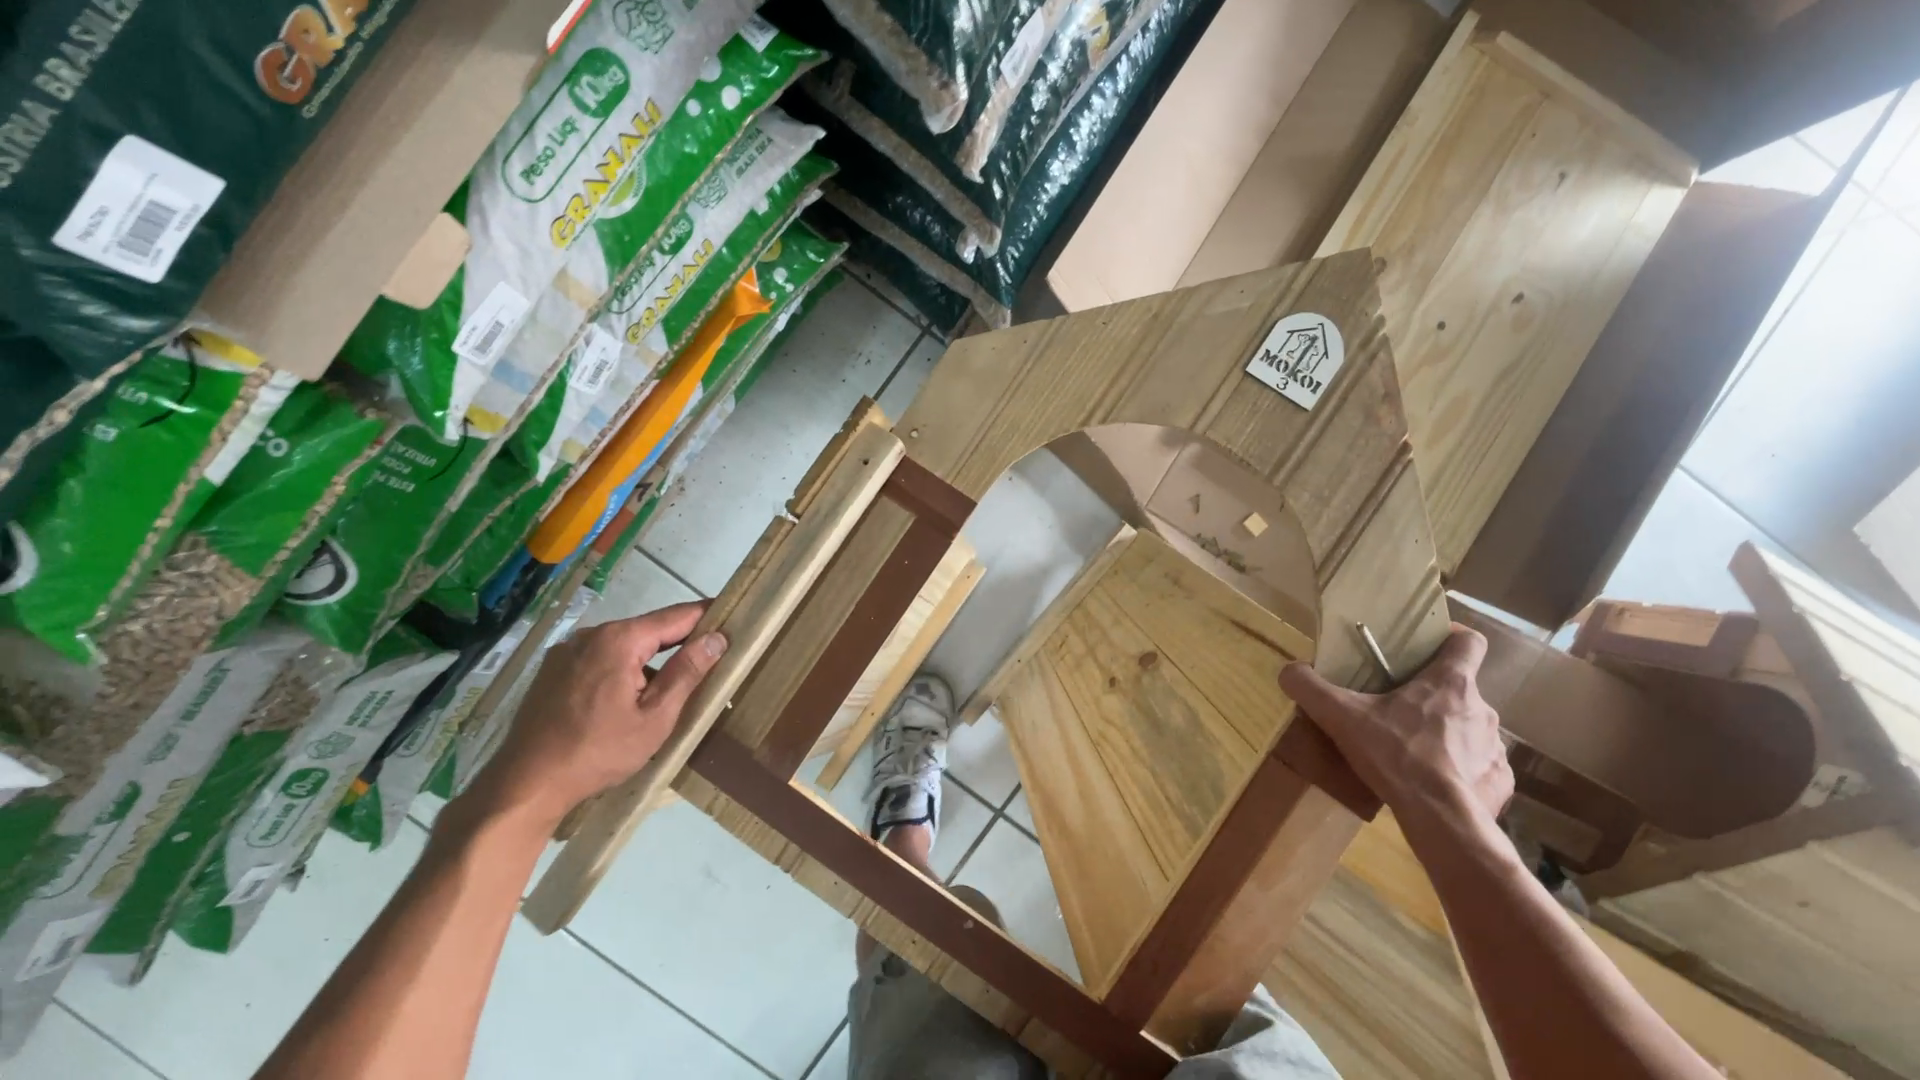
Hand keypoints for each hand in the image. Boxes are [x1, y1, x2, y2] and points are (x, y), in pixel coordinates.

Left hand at [465, 602, 727, 828]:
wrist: (527, 783)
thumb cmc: (599, 752)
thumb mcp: (655, 718)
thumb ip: (687, 673)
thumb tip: (717, 638)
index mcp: (619, 640)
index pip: (676, 616)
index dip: (707, 616)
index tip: (734, 616)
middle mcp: (591, 634)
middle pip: (648, 630)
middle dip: (679, 642)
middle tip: (711, 657)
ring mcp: (567, 651)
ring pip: (622, 646)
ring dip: (648, 660)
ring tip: (671, 687)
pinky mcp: (552, 670)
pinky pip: (599, 659)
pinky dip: (621, 670)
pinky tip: (628, 699)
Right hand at [1278, 625, 1510, 834]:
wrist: (1441, 818)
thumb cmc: (1397, 755)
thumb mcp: (1342, 717)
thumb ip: (1311, 689)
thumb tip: (1289, 670)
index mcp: (1450, 682)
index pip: (1470, 641)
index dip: (1452, 636)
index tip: (1428, 644)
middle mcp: (1482, 708)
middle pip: (1461, 689)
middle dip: (1433, 696)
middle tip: (1399, 709)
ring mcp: (1496, 747)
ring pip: (1469, 730)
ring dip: (1447, 735)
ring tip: (1414, 752)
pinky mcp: (1499, 782)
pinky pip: (1480, 768)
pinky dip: (1460, 772)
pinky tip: (1435, 784)